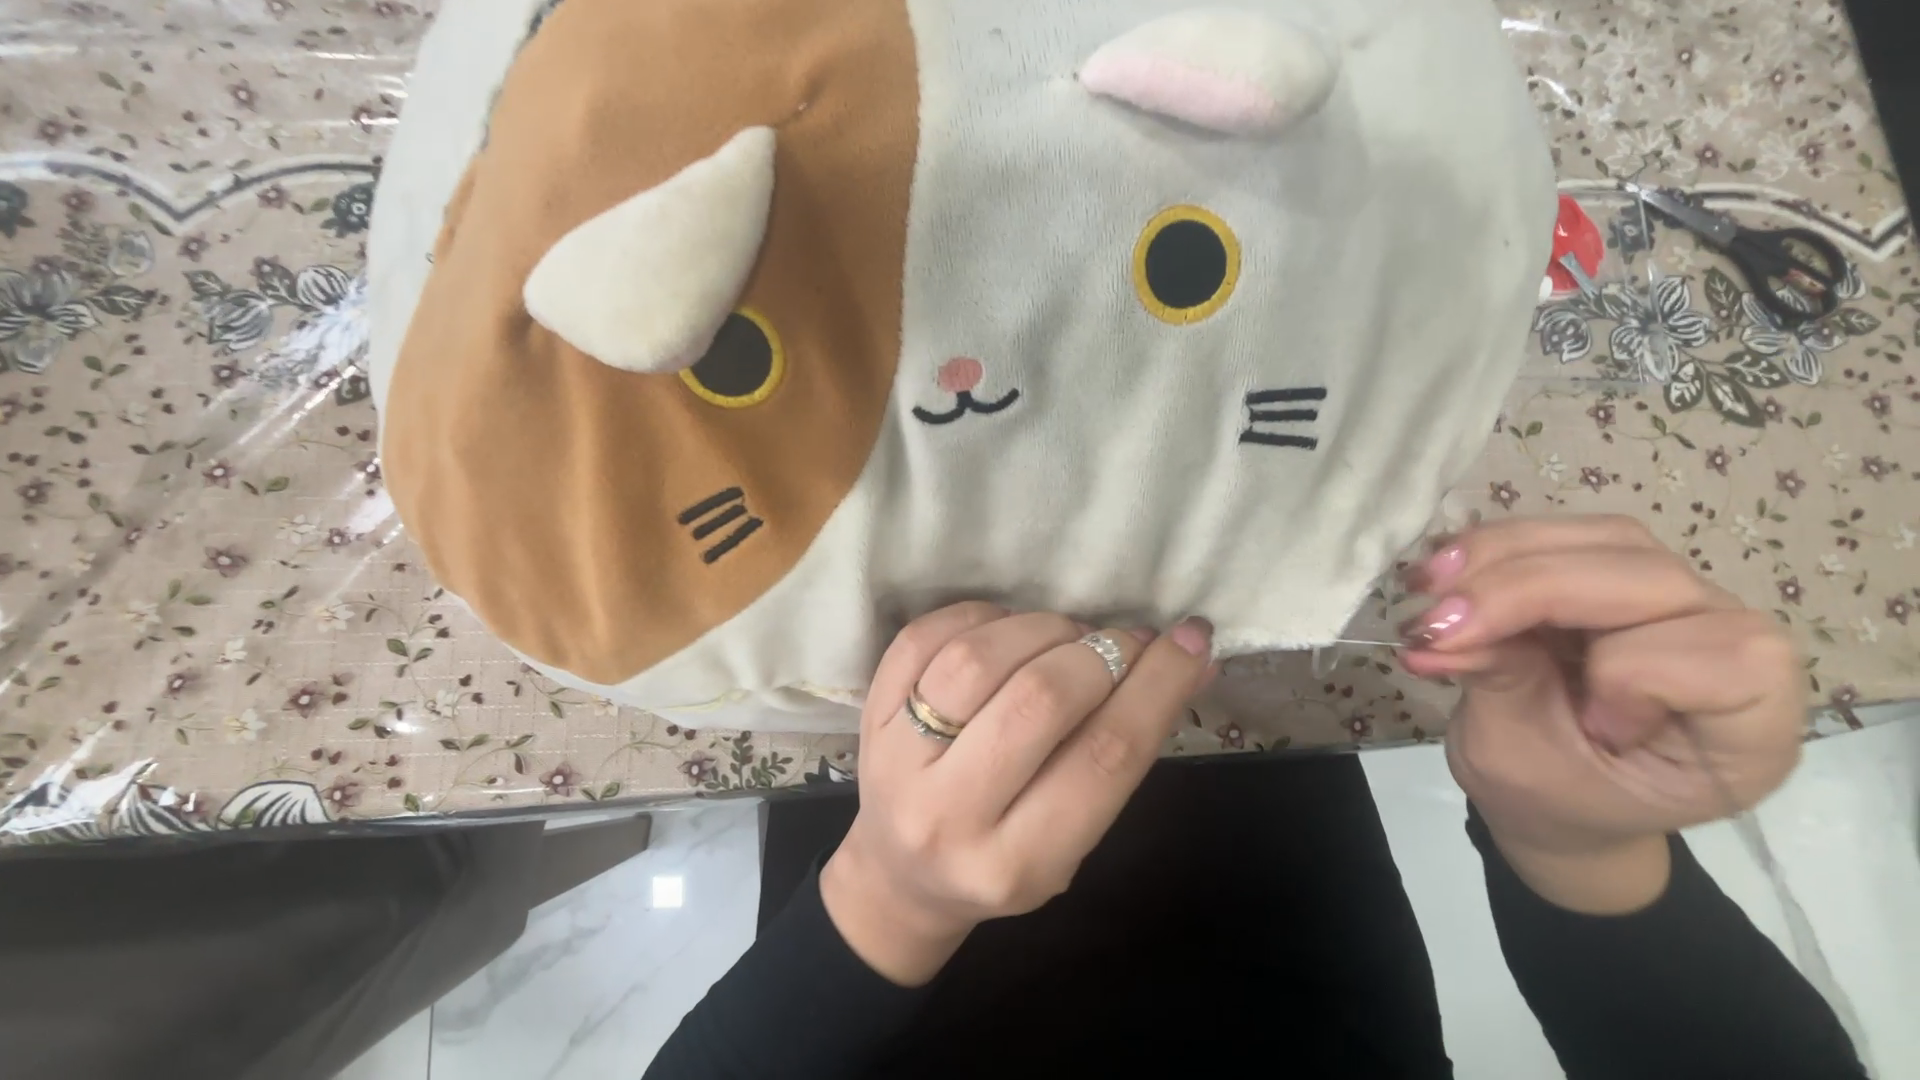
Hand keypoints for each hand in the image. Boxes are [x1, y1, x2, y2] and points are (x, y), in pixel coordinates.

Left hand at [820, 603, 1214, 984]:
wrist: (901, 876)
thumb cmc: (1002, 861)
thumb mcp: (1073, 839)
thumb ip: (1123, 756)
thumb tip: (1190, 660)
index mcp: (1017, 863)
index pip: (1103, 758)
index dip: (1156, 686)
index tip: (1190, 641)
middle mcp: (949, 815)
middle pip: (1038, 701)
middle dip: (1099, 654)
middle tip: (1122, 642)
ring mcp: (897, 760)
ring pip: (976, 659)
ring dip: (1041, 627)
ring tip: (1067, 635)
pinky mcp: (869, 715)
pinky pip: (923, 637)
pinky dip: (980, 616)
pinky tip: (1008, 628)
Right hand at [1399, 516, 1804, 912]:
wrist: (1555, 799)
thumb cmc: (1555, 799)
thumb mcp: (1519, 764)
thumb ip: (1497, 685)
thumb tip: (1437, 627)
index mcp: (1744, 726)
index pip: (1727, 657)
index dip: (1636, 671)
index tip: (1579, 721)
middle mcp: (1726, 644)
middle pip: (1646, 575)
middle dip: (1524, 588)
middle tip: (1433, 621)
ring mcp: (1672, 602)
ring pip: (1600, 539)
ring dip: (1497, 554)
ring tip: (1424, 588)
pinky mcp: (1614, 577)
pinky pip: (1560, 536)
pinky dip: (1489, 550)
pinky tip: (1440, 577)